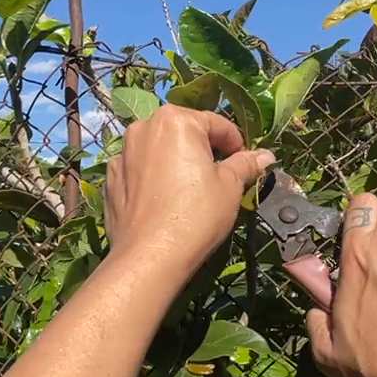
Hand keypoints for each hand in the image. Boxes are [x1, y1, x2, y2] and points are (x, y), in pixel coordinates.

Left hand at [103, 106, 272, 281]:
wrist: (151, 256)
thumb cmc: (196, 215)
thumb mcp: (230, 187)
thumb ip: (245, 164)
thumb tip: (265, 155)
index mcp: (175, 120)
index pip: (216, 123)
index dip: (236, 143)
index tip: (245, 163)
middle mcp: (143, 128)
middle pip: (183, 133)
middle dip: (203, 150)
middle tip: (219, 177)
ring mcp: (122, 154)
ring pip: (158, 151)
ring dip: (176, 163)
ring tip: (190, 191)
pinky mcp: (110, 180)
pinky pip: (139, 171)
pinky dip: (153, 179)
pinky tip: (164, 203)